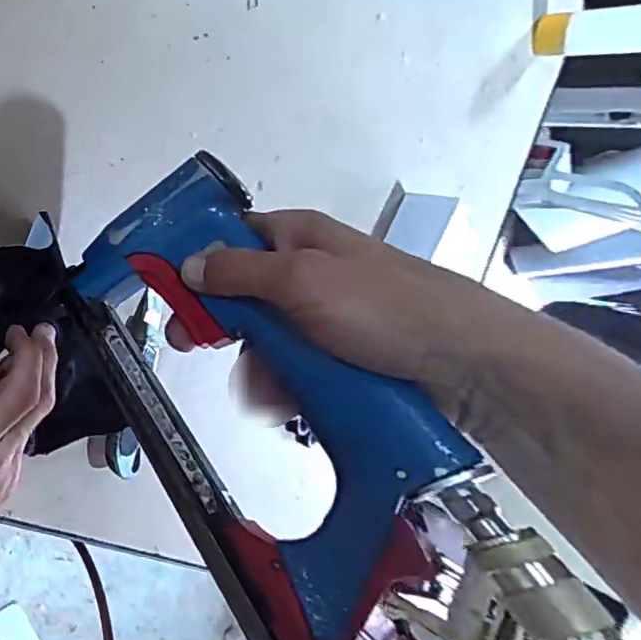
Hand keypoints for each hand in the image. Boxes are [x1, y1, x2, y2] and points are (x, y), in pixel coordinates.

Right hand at [165, 210, 537, 412]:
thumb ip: (239, 271)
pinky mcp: (338, 353)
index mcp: (295, 236)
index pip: (228, 237)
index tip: (171, 290)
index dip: (196, 260)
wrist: (469, 366)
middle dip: (222, 324)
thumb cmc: (388, 307)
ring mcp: (323, 314)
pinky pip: (292, 365)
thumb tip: (191, 264)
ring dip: (256, 364)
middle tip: (197, 346)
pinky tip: (287, 403)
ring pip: (264, 336)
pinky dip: (283, 384)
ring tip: (268, 390)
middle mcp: (306, 269)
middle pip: (240, 292)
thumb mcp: (302, 281)